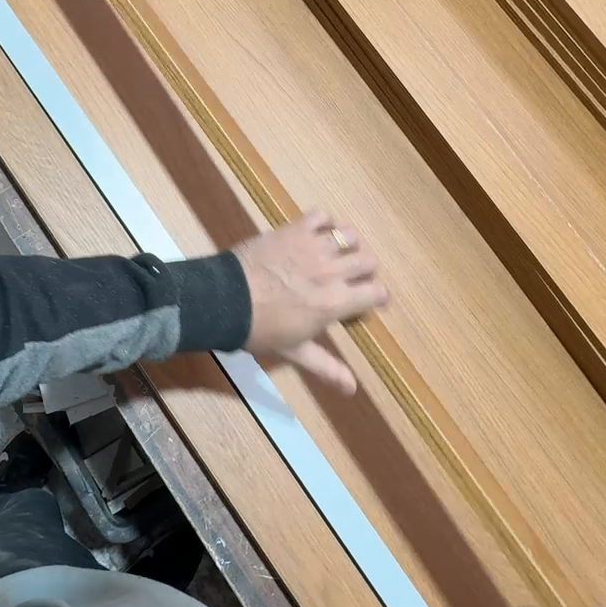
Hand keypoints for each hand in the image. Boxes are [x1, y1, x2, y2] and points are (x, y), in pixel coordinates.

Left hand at [233, 211, 386, 394]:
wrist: (226, 300)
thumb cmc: (261, 330)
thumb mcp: (295, 351)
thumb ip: (326, 366)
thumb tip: (352, 389)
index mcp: (335, 302)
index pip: (376, 292)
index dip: (379, 296)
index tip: (375, 298)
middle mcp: (332, 271)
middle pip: (367, 260)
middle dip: (367, 269)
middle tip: (355, 275)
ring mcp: (313, 246)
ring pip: (349, 235)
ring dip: (350, 243)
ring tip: (341, 251)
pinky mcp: (294, 229)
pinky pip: (321, 216)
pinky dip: (326, 222)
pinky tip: (321, 230)